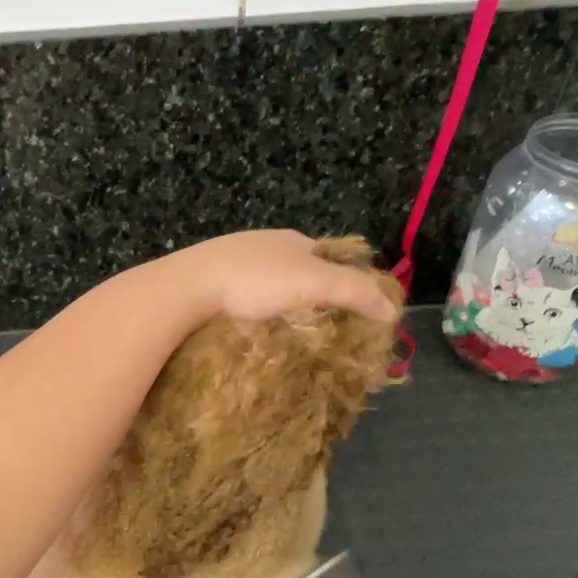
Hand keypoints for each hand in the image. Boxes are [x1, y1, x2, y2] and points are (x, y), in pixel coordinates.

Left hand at [161, 230, 398, 323]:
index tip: (352, 317)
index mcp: (290, 239)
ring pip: (266, 288)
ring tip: (287, 338)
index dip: (346, 284)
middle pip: (298, 273)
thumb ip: (356, 292)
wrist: (185, 288)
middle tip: (321, 333)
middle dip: (310, 299)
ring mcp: (229, 263)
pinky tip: (250, 333)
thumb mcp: (316, 283)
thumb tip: (392, 309)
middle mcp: (261, 245)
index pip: (330, 258)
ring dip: (278, 309)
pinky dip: (249, 315)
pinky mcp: (206, 285)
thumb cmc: (254, 281)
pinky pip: (238, 301)